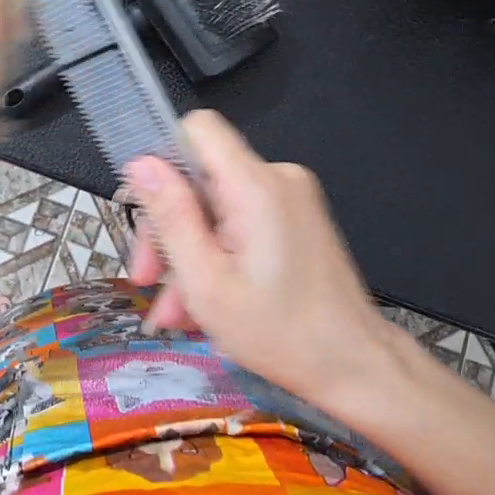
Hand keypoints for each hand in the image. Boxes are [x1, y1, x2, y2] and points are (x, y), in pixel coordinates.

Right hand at [126, 111, 399, 405]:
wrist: (354, 365)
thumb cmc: (281, 333)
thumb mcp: (207, 282)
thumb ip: (171, 217)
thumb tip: (140, 164)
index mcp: (255, 186)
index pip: (198, 128)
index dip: (162, 159)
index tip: (144, 209)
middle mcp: (277, 179)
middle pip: (200, 177)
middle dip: (168, 227)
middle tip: (148, 281)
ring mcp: (290, 199)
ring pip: (214, 207)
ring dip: (189, 254)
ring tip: (175, 311)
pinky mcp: (295, 219)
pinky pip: (238, 222)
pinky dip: (217, 256)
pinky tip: (202, 303)